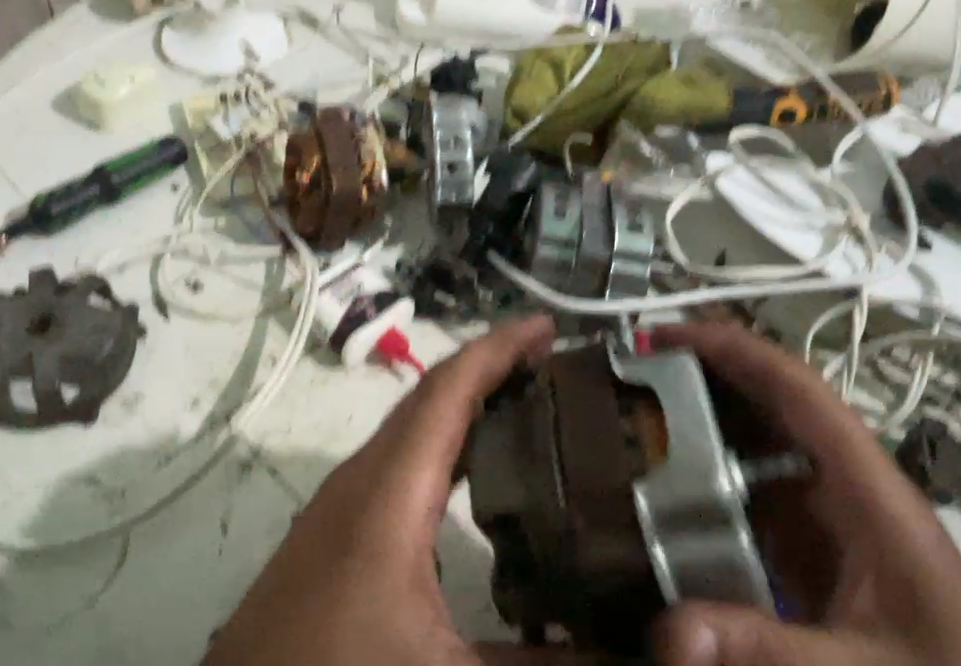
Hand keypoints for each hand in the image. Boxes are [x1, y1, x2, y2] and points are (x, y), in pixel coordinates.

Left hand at [204, 316, 590, 665]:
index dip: (497, 350)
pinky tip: (469, 474)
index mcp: (387, 498)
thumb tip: (630, 655)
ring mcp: (337, 505)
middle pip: (428, 400)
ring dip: (463, 406)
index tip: (545, 327)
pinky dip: (439, 445)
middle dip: (489, 369)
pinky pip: (393, 462)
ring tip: (523, 404)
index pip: (446, 393)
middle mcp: (358, 483)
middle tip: (551, 364)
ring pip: (408, 430)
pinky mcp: (329, 530)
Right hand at [648, 323, 960, 665]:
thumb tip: (666, 630)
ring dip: (704, 445)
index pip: (797, 393)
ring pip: (761, 466)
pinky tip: (667, 522)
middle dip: (705, 387)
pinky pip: (758, 518)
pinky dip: (713, 507)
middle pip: (772, 416)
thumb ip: (768, 649)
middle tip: (630, 380)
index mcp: (871, 492)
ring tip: (634, 438)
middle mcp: (850, 496)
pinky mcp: (826, 571)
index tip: (664, 336)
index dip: (733, 351)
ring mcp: (837, 534)